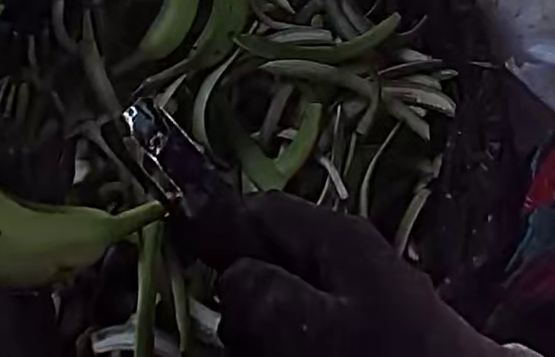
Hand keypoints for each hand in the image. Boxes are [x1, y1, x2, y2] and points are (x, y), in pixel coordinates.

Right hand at [210, 193, 504, 356]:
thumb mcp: (323, 330)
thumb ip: (268, 296)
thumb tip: (229, 276)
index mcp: (332, 235)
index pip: (263, 210)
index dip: (224, 227)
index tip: (192, 257)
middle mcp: (341, 253)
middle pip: (271, 251)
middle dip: (245, 286)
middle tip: (240, 333)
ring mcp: (354, 289)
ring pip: (287, 289)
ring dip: (265, 320)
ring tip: (266, 349)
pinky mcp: (362, 322)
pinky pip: (310, 316)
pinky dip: (291, 335)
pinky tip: (288, 351)